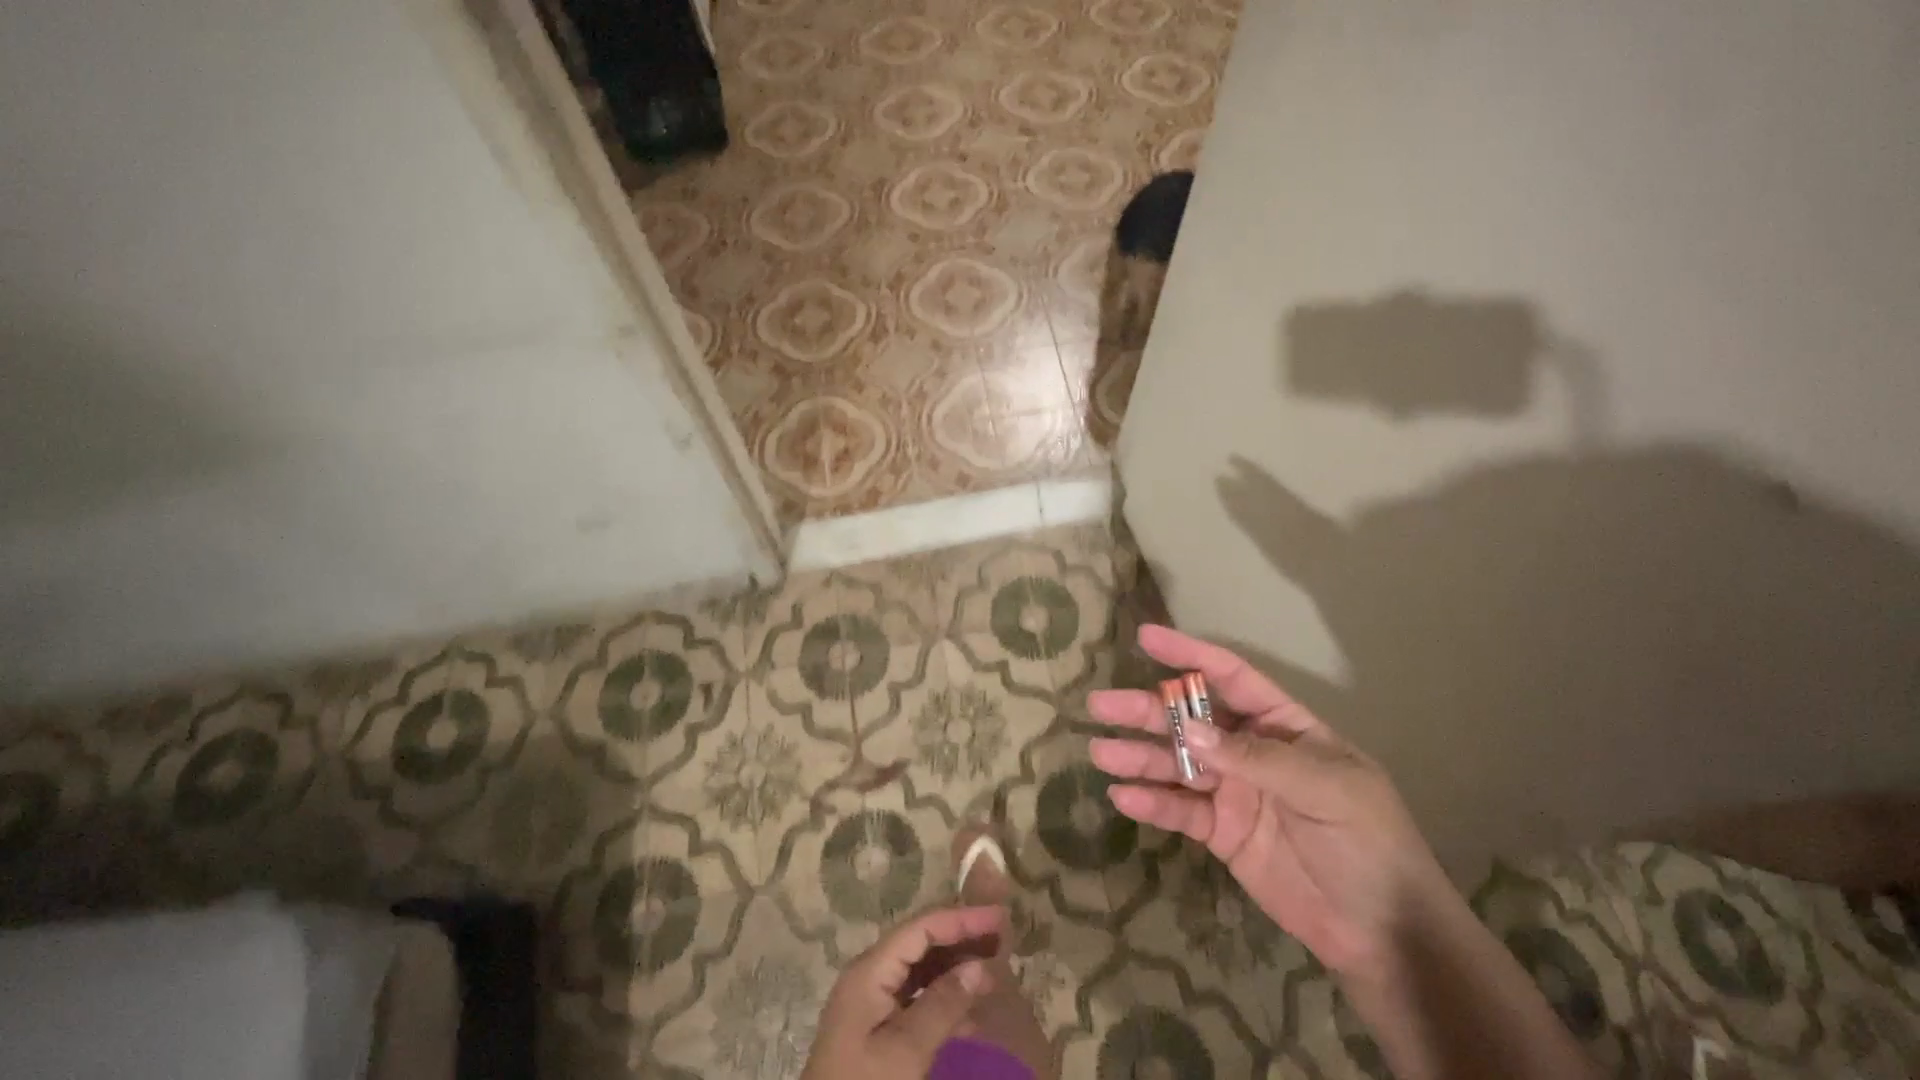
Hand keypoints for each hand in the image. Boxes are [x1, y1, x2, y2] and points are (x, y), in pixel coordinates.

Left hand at [801, 906, 1001, 1079]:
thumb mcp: (906, 1050)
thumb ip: (943, 1005)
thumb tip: (979, 965)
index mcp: (870, 971)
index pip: (921, 928)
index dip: (961, 918)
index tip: (1001, 917)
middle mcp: (869, 976)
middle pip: (920, 943)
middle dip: (961, 937)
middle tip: (1004, 938)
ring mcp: (872, 1002)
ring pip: (920, 970)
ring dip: (957, 968)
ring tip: (996, 970)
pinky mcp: (877, 1028)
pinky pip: (916, 998)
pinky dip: (946, 999)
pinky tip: (974, 1012)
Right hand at [1088, 625, 1449, 977]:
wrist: (1381, 928)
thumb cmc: (1367, 841)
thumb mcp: (1323, 788)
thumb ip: (1254, 757)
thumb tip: (1189, 729)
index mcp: (1285, 726)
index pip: (1231, 679)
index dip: (1189, 656)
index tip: (1145, 638)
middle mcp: (1252, 752)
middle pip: (1192, 721)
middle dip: (1147, 710)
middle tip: (1099, 704)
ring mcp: (1234, 793)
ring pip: (1177, 765)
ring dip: (1139, 757)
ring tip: (1100, 752)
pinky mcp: (1221, 834)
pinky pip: (1181, 812)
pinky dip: (1152, 803)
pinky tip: (1123, 797)